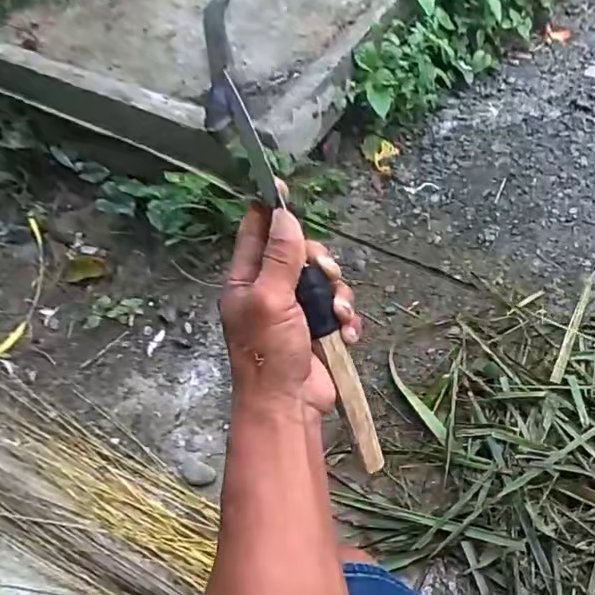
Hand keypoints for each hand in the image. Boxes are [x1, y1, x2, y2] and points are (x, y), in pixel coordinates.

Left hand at [220, 201, 361, 413]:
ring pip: (326, 284)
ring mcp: (298, 313)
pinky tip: (346, 335)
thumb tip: (285, 218)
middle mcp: (272, 292)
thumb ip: (280, 258)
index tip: (282, 190)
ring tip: (339, 318)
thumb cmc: (269, 355)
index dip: (270, 212)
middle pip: (301, 255)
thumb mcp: (270, 300)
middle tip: (325, 276)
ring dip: (339, 298)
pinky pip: (340, 313)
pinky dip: (348, 322)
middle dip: (319, 264)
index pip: (257, 233)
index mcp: (247, 281)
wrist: (289, 404)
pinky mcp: (320, 333)